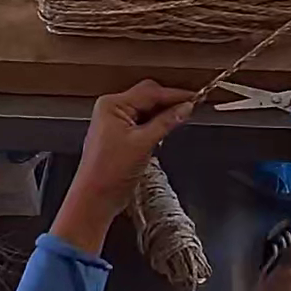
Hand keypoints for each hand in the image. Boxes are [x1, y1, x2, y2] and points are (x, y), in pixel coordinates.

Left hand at [52, 81, 195, 252]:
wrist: (95, 198)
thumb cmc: (108, 172)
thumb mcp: (143, 143)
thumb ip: (166, 122)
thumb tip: (184, 108)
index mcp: (112, 105)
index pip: (150, 92)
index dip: (175, 95)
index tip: (194, 97)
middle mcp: (112, 109)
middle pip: (148, 96)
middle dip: (169, 102)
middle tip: (190, 108)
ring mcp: (115, 121)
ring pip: (146, 109)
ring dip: (163, 114)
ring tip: (180, 119)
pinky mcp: (120, 134)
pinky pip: (142, 121)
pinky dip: (156, 124)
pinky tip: (166, 129)